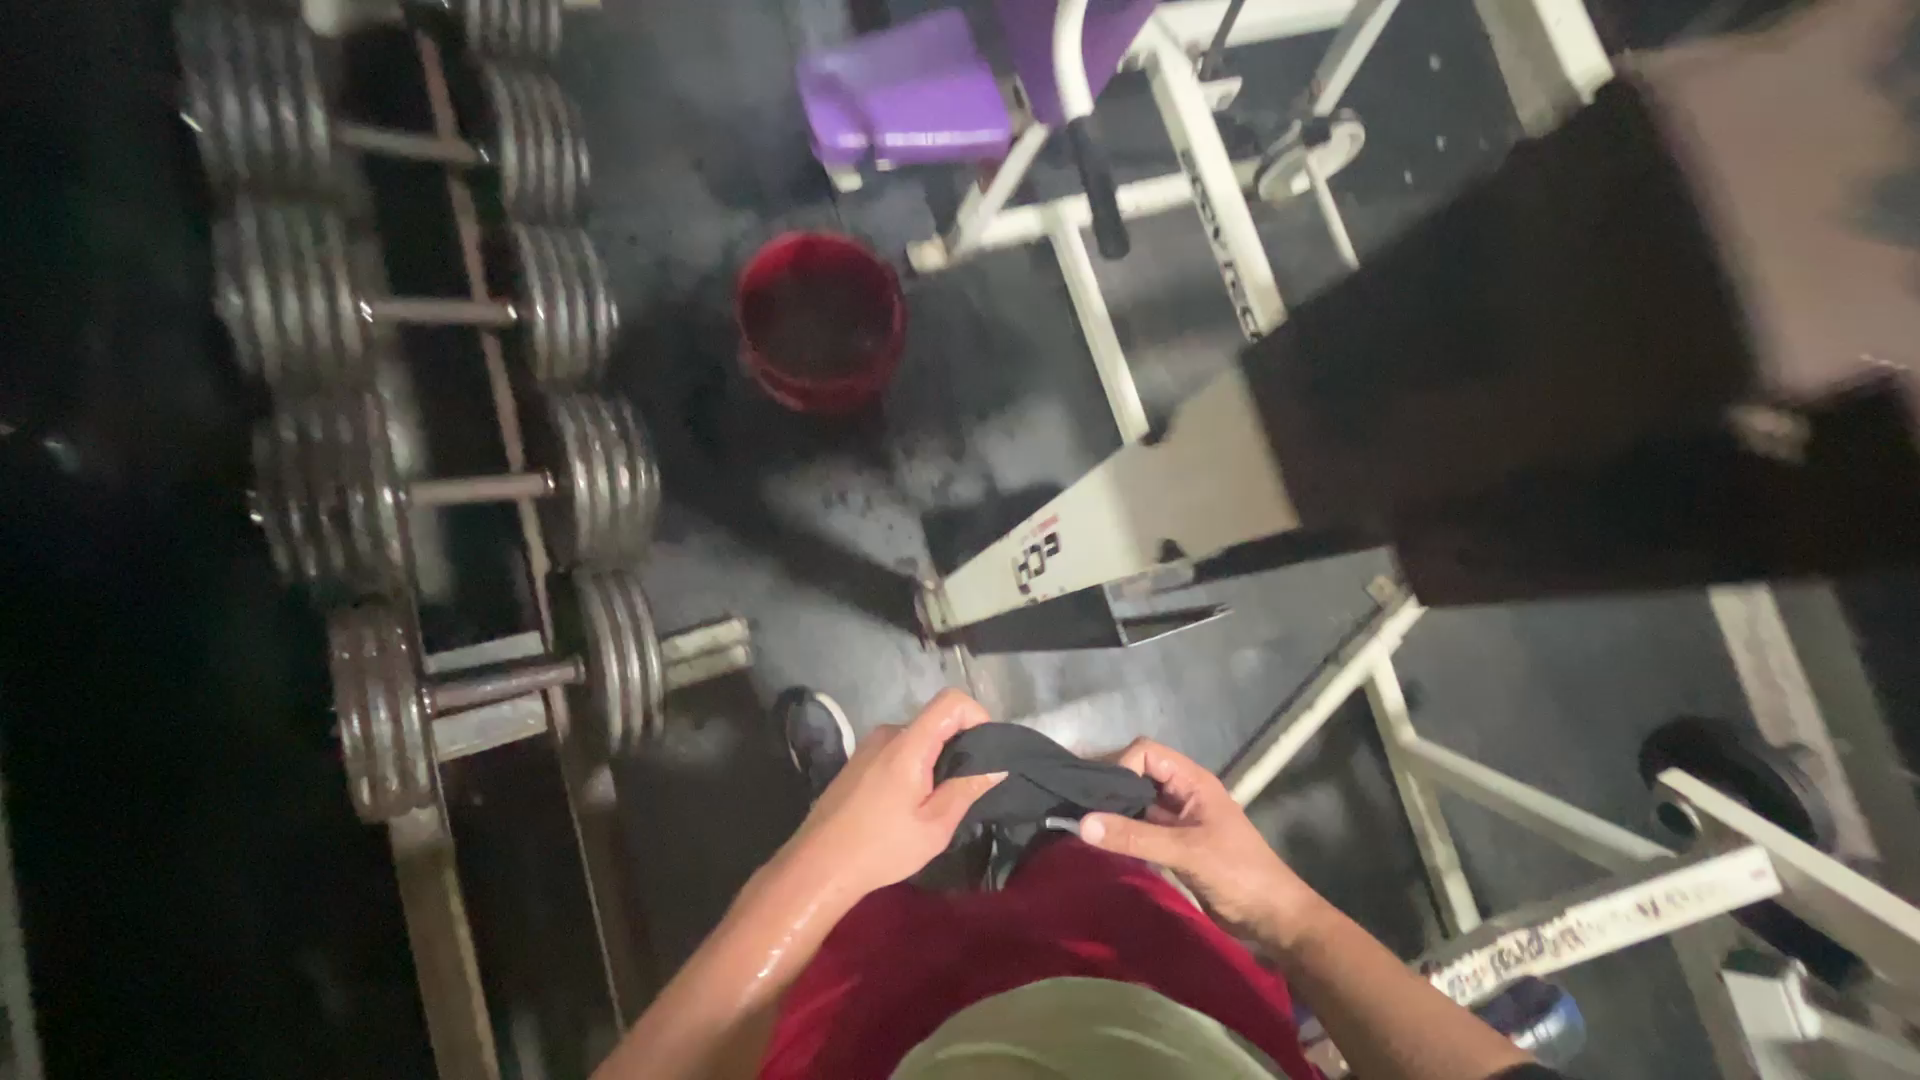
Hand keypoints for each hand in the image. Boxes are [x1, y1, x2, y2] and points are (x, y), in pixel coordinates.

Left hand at [775, 689, 1004, 904]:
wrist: (818, 866)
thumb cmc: (881, 848)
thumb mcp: (935, 826)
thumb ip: (967, 788)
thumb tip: (998, 765)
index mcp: (907, 744)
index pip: (951, 701)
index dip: (977, 716)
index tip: (987, 751)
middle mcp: (887, 734)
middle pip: (935, 721)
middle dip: (959, 747)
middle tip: (965, 788)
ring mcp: (869, 746)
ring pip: (917, 739)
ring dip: (935, 761)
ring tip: (935, 803)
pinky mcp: (858, 761)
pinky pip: (898, 750)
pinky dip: (914, 767)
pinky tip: (907, 806)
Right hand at [1080, 738, 1323, 948]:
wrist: (1272, 919)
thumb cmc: (1237, 873)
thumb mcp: (1186, 851)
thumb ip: (1135, 837)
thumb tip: (1082, 823)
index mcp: (1192, 780)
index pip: (1145, 752)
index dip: (1121, 765)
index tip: (1100, 795)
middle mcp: (1182, 793)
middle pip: (1137, 773)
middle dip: (1110, 784)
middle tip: (1076, 802)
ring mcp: (1177, 819)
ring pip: (1136, 802)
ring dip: (1112, 810)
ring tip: (1079, 820)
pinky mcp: (1172, 844)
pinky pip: (1139, 828)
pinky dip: (1120, 831)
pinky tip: (1099, 841)